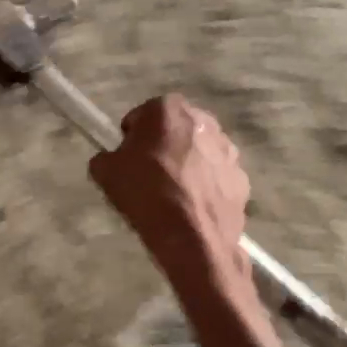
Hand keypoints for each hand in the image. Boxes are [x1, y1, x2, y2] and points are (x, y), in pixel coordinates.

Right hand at [89, 93, 249, 282]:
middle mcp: (204, 121)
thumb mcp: (104, 171)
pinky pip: (217, 177)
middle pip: (175, 130)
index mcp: (168, 109)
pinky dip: (206, 186)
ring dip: (187, 164)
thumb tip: (113, 161)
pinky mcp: (243, 180)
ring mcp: (229, 152)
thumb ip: (107, 156)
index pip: (143, 115)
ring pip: (199, 152)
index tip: (127, 157)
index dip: (133, 135)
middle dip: (163, 145)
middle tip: (147, 173)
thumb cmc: (144, 192)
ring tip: (171, 194)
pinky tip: (191, 208)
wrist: (190, 237)